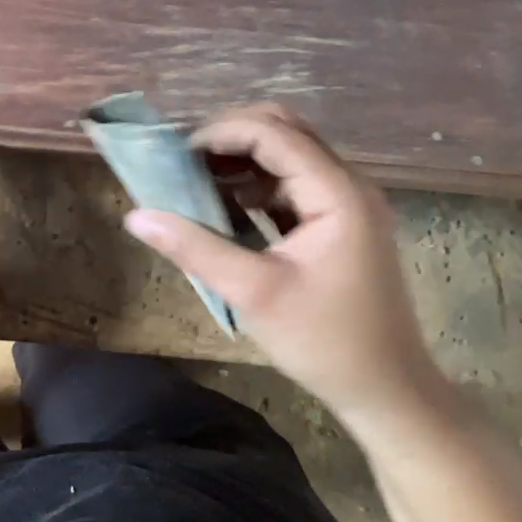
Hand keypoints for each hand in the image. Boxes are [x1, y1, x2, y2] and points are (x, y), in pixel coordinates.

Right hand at [122, 104, 444, 429]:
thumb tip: (136, 216)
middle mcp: (347, 185)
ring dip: (241, 160)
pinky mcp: (339, 223)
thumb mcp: (253, 293)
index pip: (273, 134)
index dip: (220, 134)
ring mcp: (346, 203)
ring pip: (288, 154)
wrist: (386, 391)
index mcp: (337, 193)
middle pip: (284, 131)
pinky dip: (256, 184)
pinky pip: (292, 183)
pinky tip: (225, 208)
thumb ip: (194, 248)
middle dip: (229, 138)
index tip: (173, 156)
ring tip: (194, 182)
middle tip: (183, 162)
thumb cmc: (325, 341)